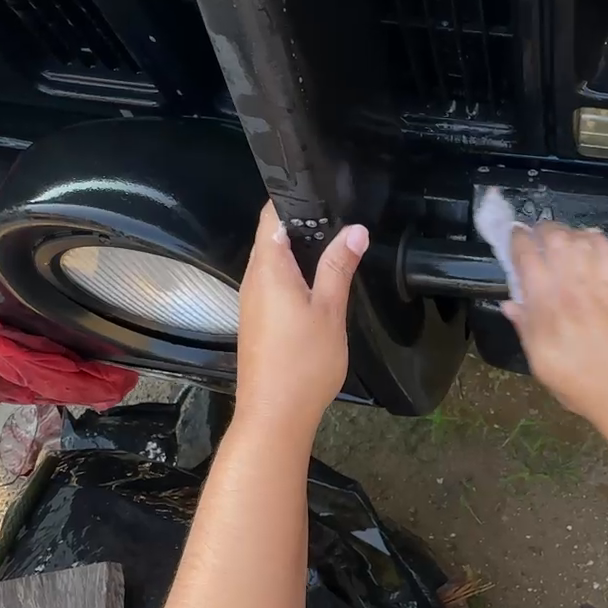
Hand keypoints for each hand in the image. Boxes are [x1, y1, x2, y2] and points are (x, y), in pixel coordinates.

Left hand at [234, 201, 367, 430]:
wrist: (275, 412)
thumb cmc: (303, 363)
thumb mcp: (330, 311)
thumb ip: (339, 268)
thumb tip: (354, 231)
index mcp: (269, 268)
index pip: (271, 215)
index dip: (293, 199)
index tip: (323, 195)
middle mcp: (253, 279)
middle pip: (272, 237)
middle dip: (303, 227)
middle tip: (340, 224)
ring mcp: (252, 301)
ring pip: (273, 263)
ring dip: (300, 255)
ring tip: (335, 255)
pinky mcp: (257, 321)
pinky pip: (273, 286)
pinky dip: (294, 279)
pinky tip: (318, 291)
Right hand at [505, 222, 607, 426]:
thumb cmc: (576, 382)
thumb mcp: (539, 361)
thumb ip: (525, 327)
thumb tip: (510, 302)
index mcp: (545, 305)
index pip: (526, 254)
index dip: (517, 240)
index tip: (513, 238)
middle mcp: (571, 286)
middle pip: (554, 237)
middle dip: (542, 231)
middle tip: (539, 238)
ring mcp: (599, 283)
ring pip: (580, 238)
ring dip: (568, 234)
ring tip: (563, 242)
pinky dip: (596, 240)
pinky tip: (589, 245)